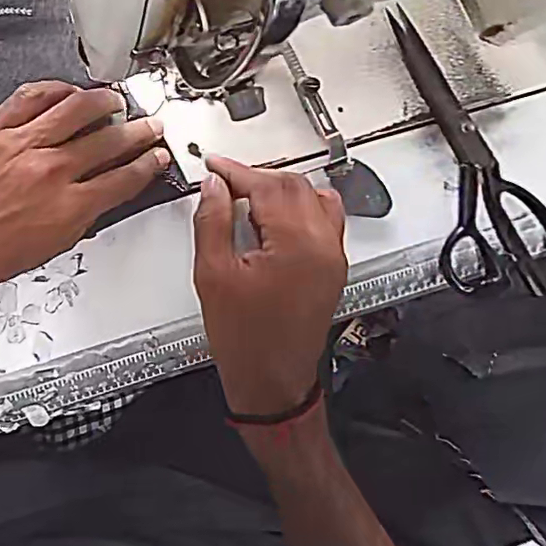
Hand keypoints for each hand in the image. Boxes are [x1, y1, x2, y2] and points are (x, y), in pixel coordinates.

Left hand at [0, 81, 169, 330]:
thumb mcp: (54, 244)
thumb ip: (86, 213)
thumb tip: (106, 189)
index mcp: (69, 207)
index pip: (125, 177)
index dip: (148, 163)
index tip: (156, 155)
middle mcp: (49, 171)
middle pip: (110, 139)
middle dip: (139, 130)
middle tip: (149, 125)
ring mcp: (21, 144)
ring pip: (77, 107)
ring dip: (105, 101)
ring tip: (115, 100)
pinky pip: (33, 96)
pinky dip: (57, 89)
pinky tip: (68, 92)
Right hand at [192, 156, 347, 416]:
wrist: (271, 379)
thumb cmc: (246, 339)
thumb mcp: (212, 274)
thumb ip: (212, 221)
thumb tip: (214, 188)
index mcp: (297, 244)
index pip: (267, 186)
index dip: (235, 171)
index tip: (215, 165)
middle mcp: (324, 246)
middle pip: (293, 186)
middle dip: (255, 177)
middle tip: (223, 181)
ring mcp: (333, 256)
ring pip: (311, 197)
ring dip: (278, 189)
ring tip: (244, 197)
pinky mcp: (332, 266)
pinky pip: (324, 218)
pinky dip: (298, 206)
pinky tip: (273, 216)